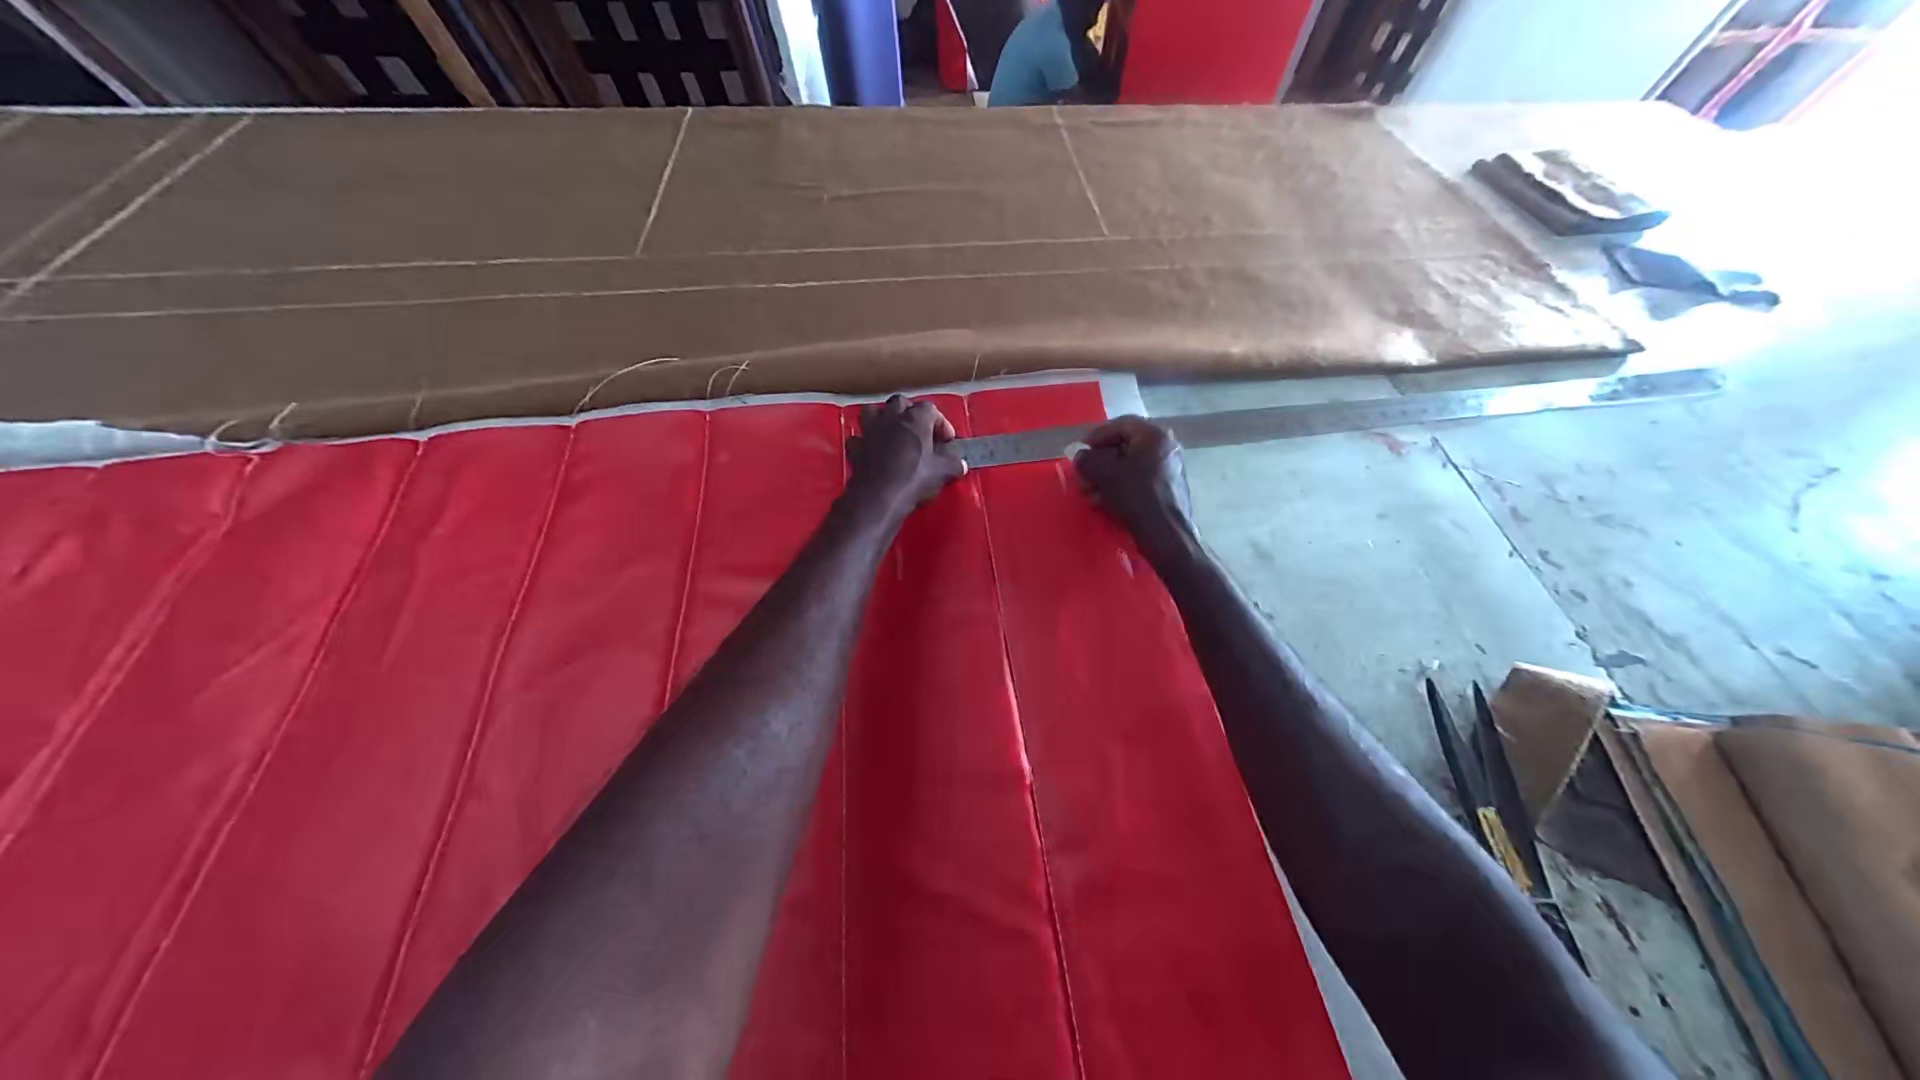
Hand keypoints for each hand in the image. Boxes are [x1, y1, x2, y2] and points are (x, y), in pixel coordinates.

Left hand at [845, 395, 965, 517]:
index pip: (931, 409)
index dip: (941, 423)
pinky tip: (872, 451)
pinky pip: (860, 438)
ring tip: (892, 432)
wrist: (879, 496)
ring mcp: (870, 430)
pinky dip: (866, 442)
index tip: (947, 440)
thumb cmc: (915, 478)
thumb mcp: (942, 472)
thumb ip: (954, 464)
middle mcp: (891, 417)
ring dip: (883, 418)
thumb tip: (963, 464)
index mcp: (915, 418)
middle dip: (911, 413)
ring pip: (874, 412)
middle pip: (901, 403)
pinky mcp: (856, 446)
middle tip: (920, 431)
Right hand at [1073, 416, 1193, 554]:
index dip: (1096, 436)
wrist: (1166, 535)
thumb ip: (1087, 459)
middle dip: (1098, 462)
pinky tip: (1102, 503)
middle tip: (1081, 475)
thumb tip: (1080, 456)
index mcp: (1155, 436)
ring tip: (1088, 493)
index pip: (1121, 425)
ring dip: (1104, 477)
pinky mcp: (1166, 489)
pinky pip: (1137, 480)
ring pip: (1128, 466)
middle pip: (1124, 446)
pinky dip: (1118, 487)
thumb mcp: (1105, 475)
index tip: (1079, 451)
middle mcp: (1165, 447)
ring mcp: (1168, 469)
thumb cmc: (1136, 497)